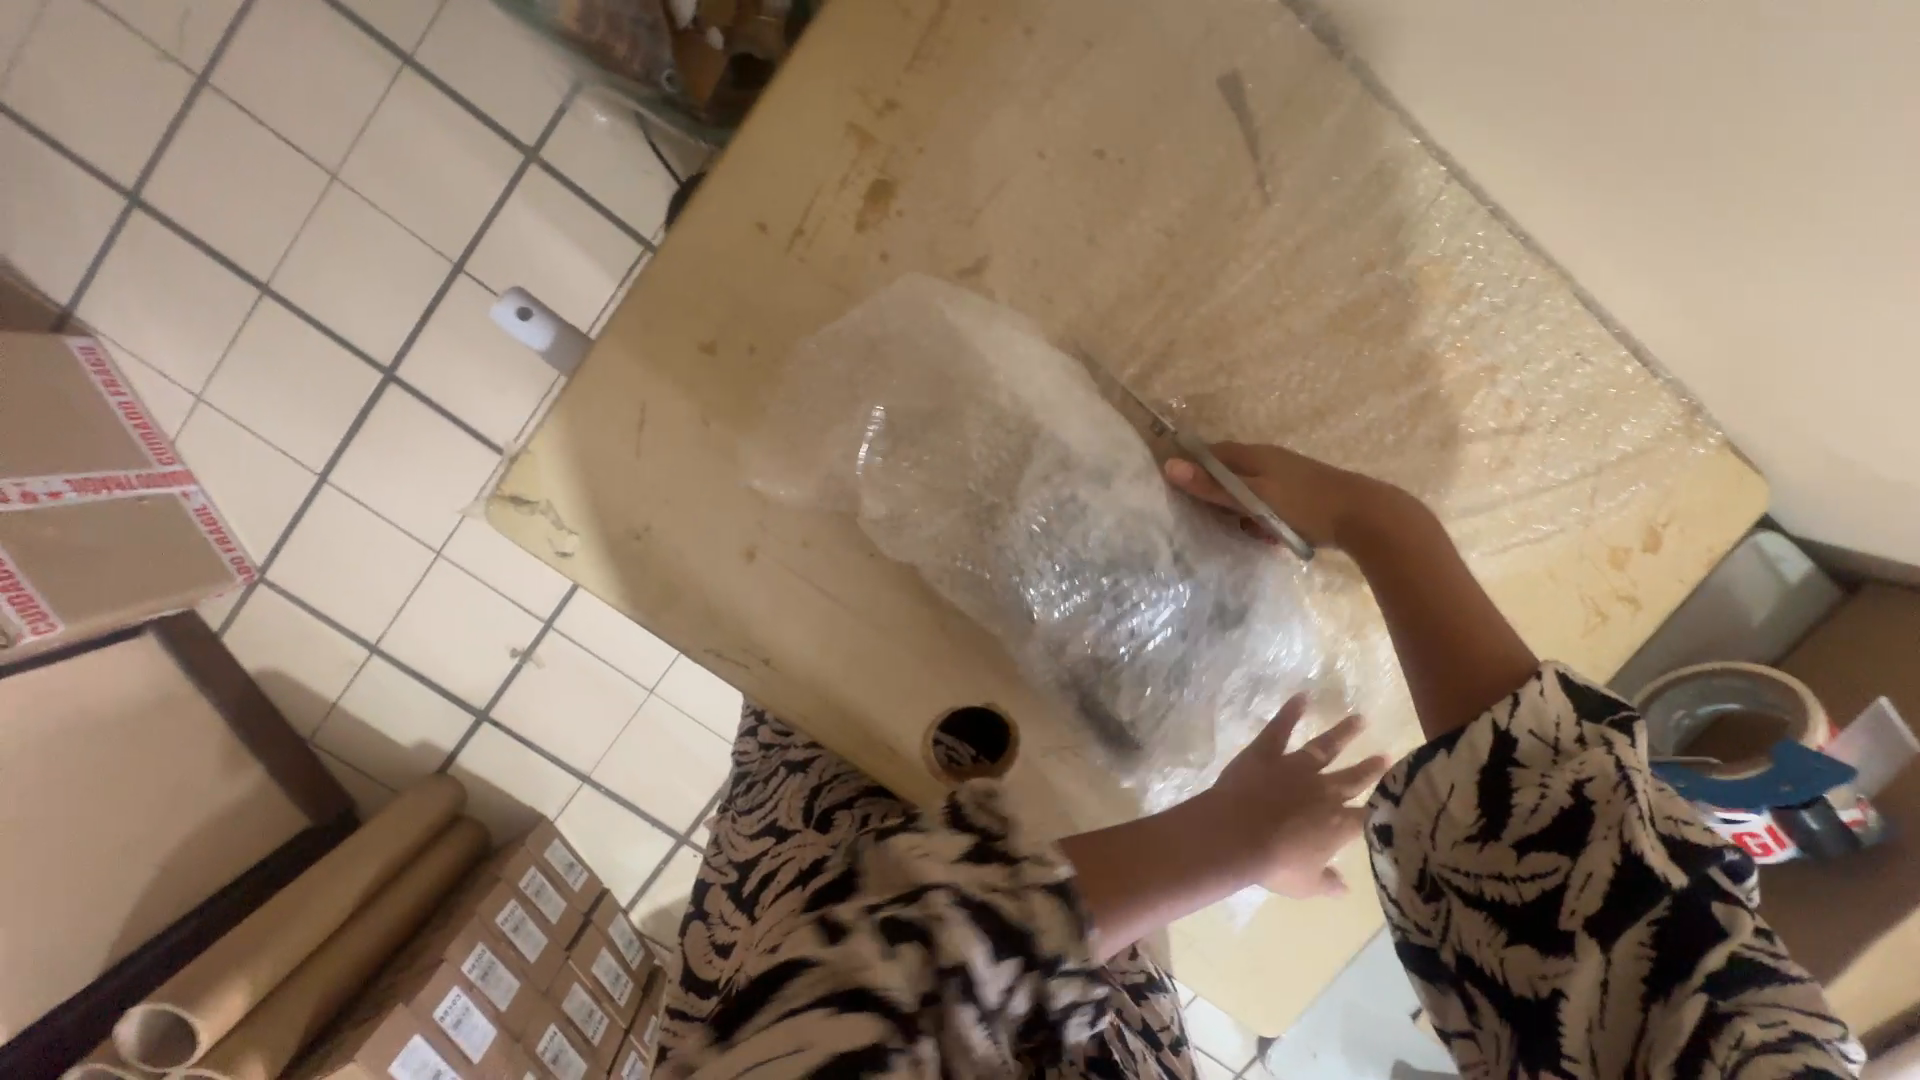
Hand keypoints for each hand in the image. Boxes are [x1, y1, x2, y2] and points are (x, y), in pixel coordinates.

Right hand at [1163, 442, 1401, 549]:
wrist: (1366, 517)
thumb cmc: (1305, 505)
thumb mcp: (1252, 497)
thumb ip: (1212, 486)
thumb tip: (1168, 466)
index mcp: (1255, 455)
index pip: (1211, 452)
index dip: (1190, 465)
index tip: (1172, 487)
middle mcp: (1270, 460)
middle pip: (1230, 473)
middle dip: (1214, 492)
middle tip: (1198, 516)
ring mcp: (1288, 478)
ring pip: (1250, 491)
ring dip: (1238, 509)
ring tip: (1233, 531)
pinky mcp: (1302, 496)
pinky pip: (1268, 504)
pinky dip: (1260, 517)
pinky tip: (1264, 536)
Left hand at [1204, 695, 1388, 898]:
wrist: (1237, 835)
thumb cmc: (1272, 864)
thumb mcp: (1304, 884)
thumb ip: (1327, 883)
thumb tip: (1345, 889)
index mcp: (1338, 824)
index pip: (1367, 815)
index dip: (1382, 807)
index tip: (1397, 797)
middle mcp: (1324, 791)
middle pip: (1352, 777)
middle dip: (1370, 767)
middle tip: (1386, 755)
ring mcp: (1296, 767)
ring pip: (1325, 747)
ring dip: (1343, 733)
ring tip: (1358, 719)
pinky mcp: (1266, 752)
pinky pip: (1280, 727)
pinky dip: (1290, 711)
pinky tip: (1302, 696)